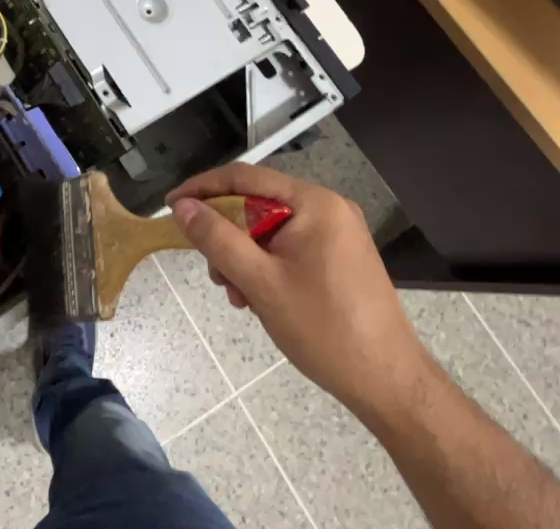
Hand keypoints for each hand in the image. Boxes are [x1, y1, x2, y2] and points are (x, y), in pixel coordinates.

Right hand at [167, 162, 433, 420]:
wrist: (389, 382)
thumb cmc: (324, 328)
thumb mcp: (259, 282)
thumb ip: (216, 239)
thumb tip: (182, 207)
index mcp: (314, 204)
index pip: (243, 177)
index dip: (201, 188)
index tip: (171, 207)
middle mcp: (328, 208)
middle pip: (255, 203)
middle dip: (225, 234)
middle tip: (211, 269)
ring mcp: (337, 233)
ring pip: (268, 228)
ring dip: (242, 255)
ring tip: (236, 293)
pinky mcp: (338, 256)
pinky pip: (286, 245)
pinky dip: (264, 265)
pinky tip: (257, 297)